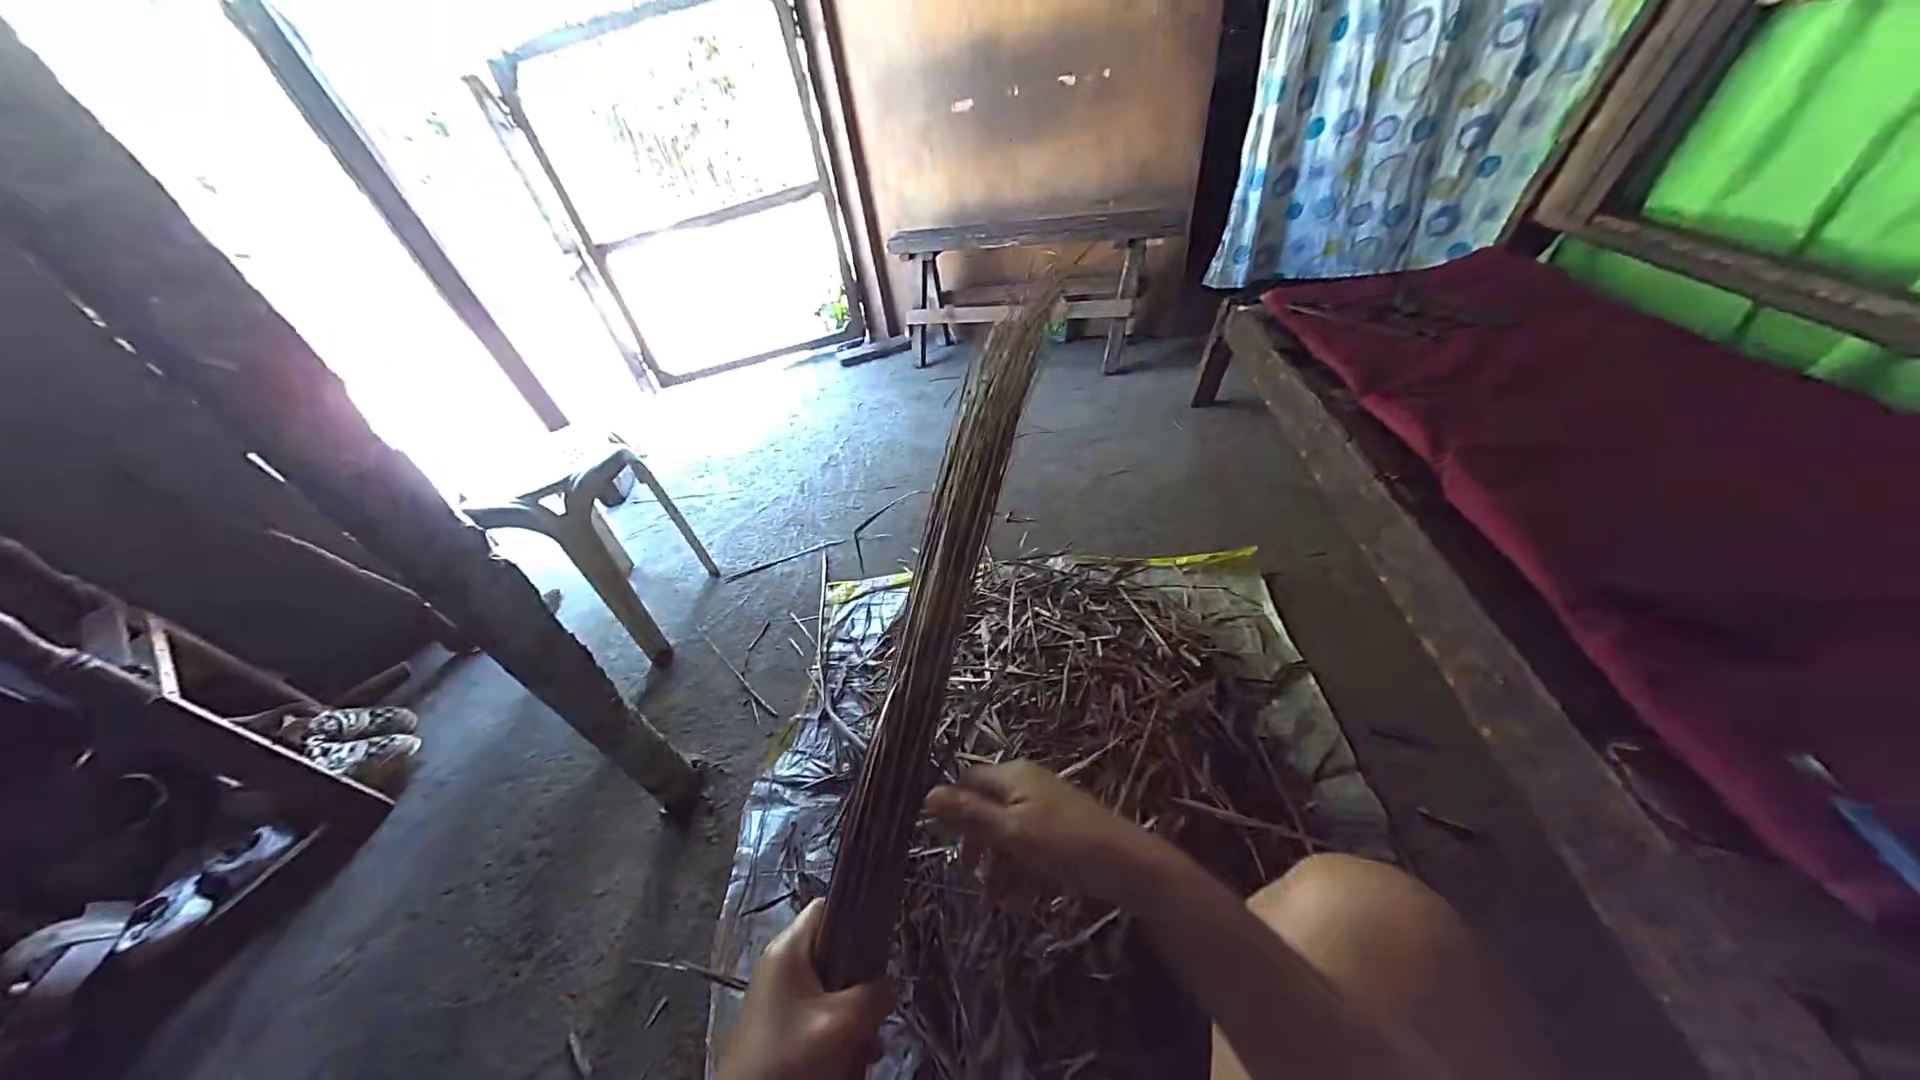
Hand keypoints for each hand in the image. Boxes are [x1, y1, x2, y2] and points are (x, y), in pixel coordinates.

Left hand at [718, 900, 891, 1079]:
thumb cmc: (788, 1058)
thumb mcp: (841, 1023)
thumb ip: (874, 995)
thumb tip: (889, 987)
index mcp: (788, 948)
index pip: (827, 907)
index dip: (857, 916)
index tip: (882, 944)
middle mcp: (782, 964)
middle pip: (835, 952)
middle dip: (861, 981)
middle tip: (877, 1009)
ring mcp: (779, 996)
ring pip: (831, 988)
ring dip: (854, 1014)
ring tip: (869, 1045)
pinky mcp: (780, 1025)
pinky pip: (819, 1014)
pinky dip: (838, 1031)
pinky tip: (854, 1058)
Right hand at [922, 761, 1173, 908]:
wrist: (1127, 866)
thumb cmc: (1064, 842)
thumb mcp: (1011, 831)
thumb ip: (970, 814)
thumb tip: (927, 794)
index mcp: (1014, 776)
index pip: (970, 780)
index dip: (954, 806)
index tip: (943, 839)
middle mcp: (1027, 786)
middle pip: (988, 811)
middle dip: (978, 845)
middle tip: (970, 872)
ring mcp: (1045, 811)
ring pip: (1008, 836)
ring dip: (1000, 868)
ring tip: (1000, 901)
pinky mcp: (1060, 835)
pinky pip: (1030, 850)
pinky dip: (1023, 873)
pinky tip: (1023, 902)